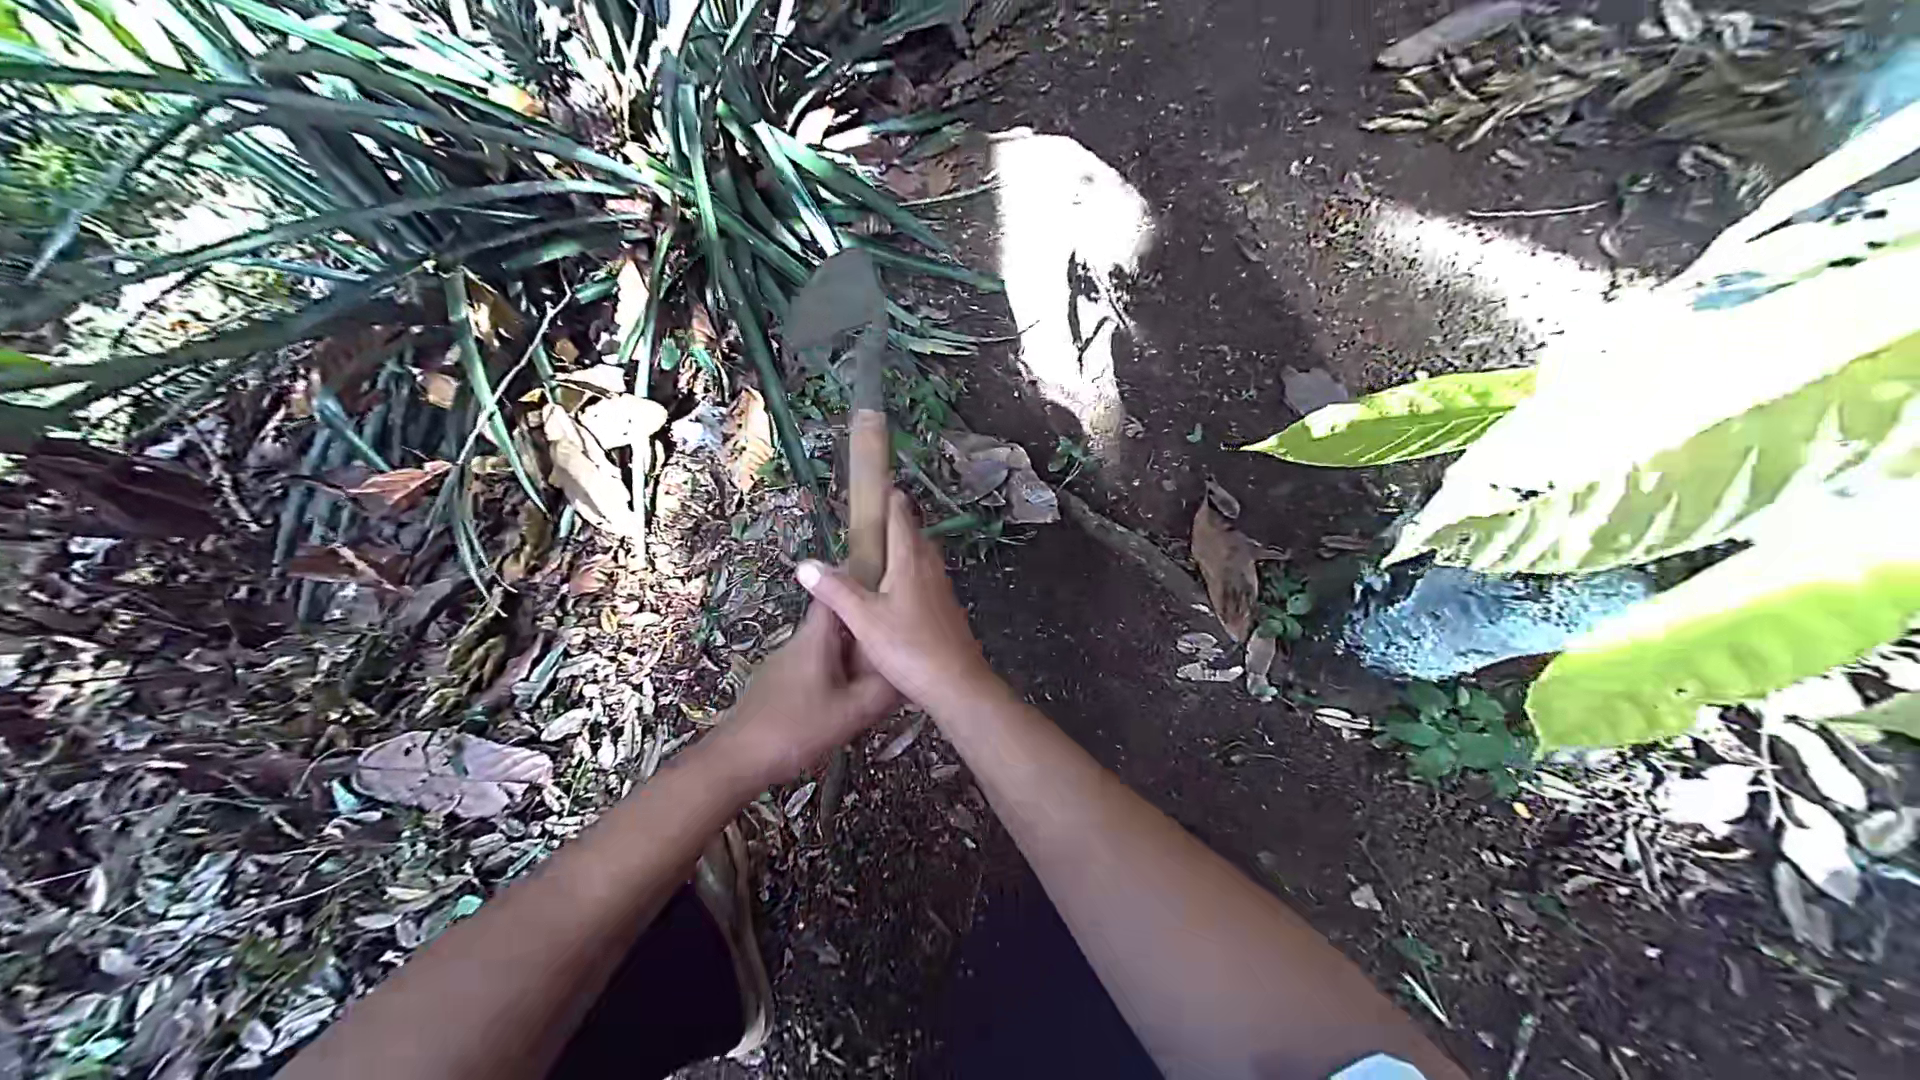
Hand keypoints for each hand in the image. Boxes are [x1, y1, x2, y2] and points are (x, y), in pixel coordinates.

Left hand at [718, 602, 897, 786]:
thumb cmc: (795, 729)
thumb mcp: (850, 713)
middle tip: (897, 645)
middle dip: (867, 632)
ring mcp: (786, 664)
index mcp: (815, 638)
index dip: (861, 583)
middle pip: (838, 624)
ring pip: (828, 649)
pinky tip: (849, 700)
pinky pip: (816, 669)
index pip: (834, 592)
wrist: (736, 760)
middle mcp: (799, 643)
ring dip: (853, 658)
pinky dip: (837, 676)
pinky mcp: (779, 684)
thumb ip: (883, 692)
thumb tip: (910, 675)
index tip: (889, 589)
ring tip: (881, 675)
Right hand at [796, 490, 1002, 714]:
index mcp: (909, 560)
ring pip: (920, 557)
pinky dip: (908, 574)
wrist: (956, 683)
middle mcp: (930, 566)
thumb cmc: (909, 647)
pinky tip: (894, 594)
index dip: (888, 498)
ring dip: (902, 548)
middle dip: (893, 522)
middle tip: (868, 523)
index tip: (876, 485)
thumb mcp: (863, 619)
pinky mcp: (946, 608)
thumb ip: (835, 590)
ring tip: (876, 556)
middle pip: (912, 533)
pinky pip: (925, 578)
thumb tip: (806, 564)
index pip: (900, 516)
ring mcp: (941, 588)